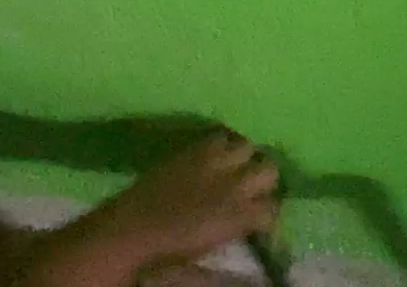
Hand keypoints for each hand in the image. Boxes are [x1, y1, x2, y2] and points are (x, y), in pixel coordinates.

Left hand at [94, 129, 281, 265]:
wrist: (133, 227)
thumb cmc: (170, 253)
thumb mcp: (209, 254)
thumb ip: (235, 247)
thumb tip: (258, 271)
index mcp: (239, 215)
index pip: (273, 208)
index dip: (268, 215)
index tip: (260, 220)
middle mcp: (232, 183)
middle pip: (269, 168)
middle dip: (265, 178)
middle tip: (252, 189)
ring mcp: (212, 160)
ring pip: (246, 144)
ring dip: (245, 156)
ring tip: (235, 168)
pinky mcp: (192, 148)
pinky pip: (219, 136)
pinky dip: (223, 144)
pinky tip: (216, 156)